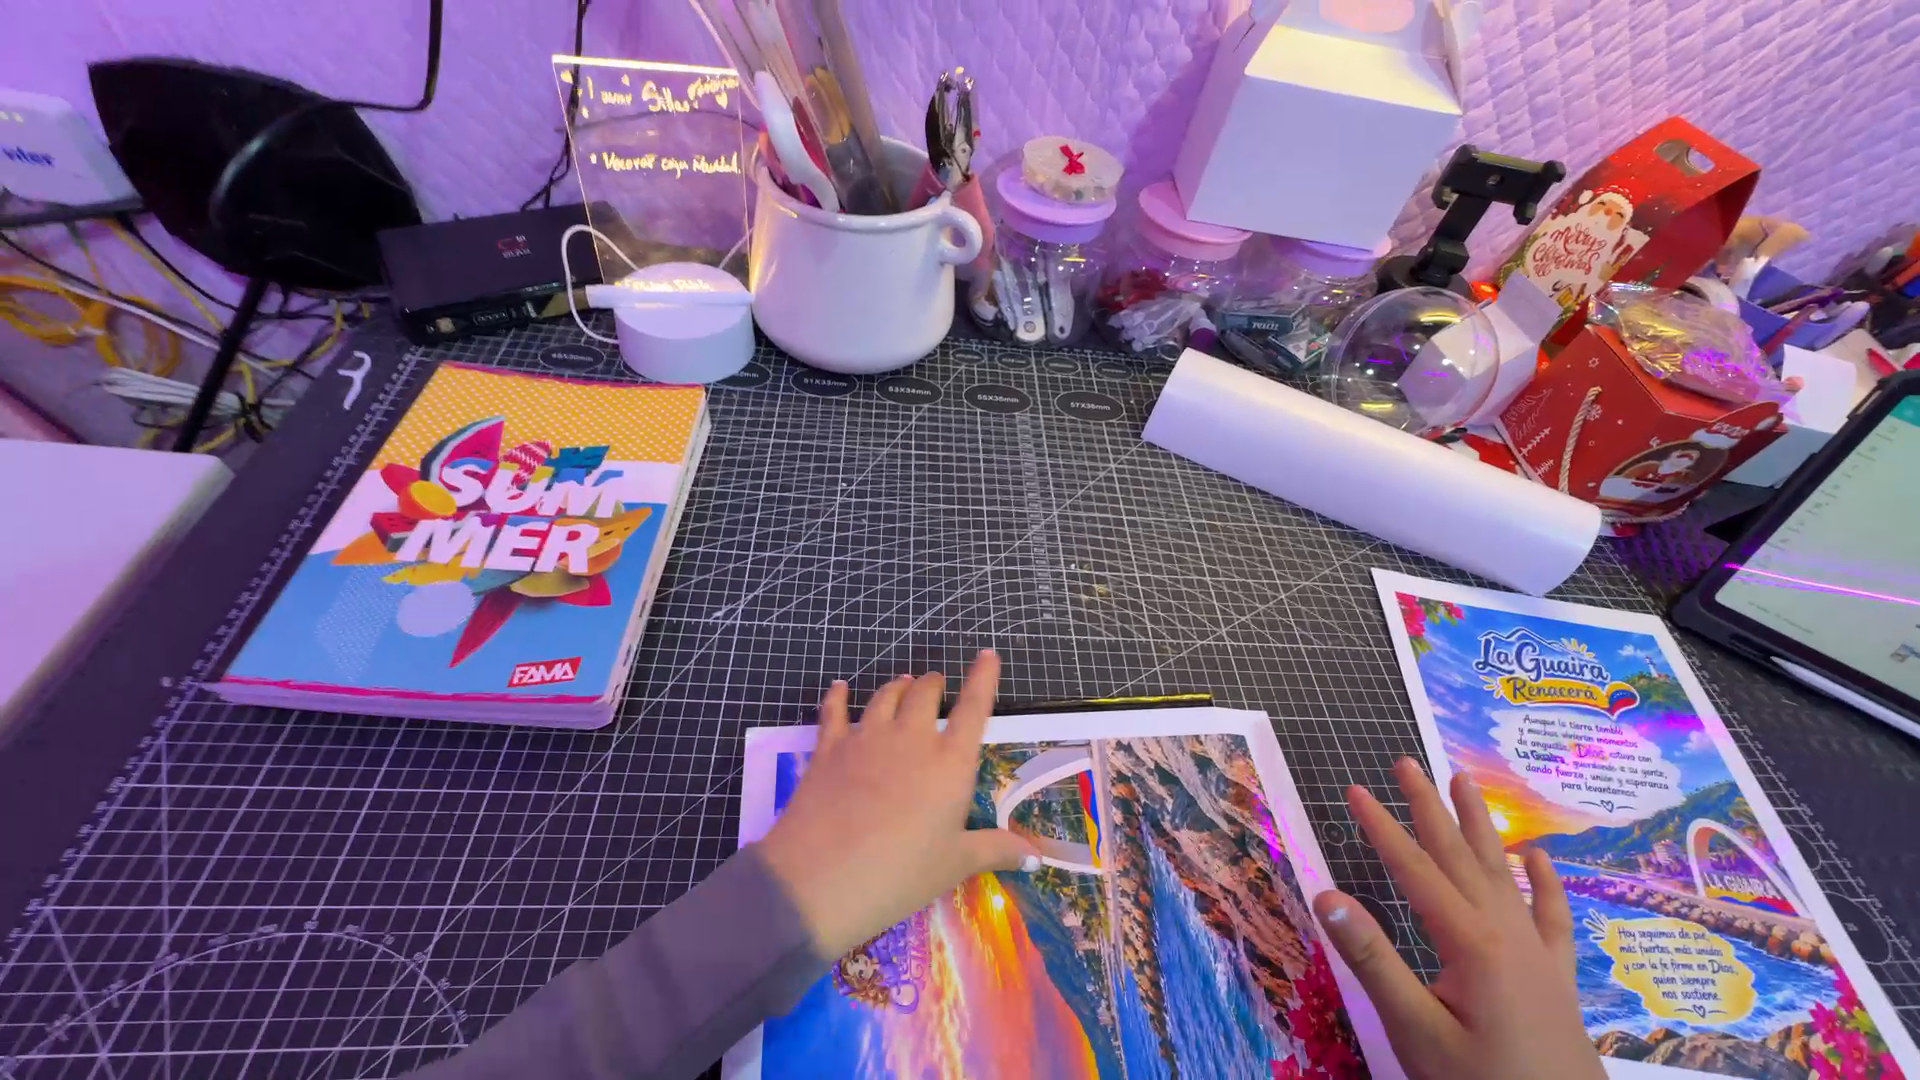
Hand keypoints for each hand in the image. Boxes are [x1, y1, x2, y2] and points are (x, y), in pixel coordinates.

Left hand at [756, 650, 1039, 959]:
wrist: (819, 880)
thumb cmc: (899, 875)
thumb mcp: (954, 866)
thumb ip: (995, 850)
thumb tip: (1034, 855)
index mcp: (949, 762)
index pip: (974, 708)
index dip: (983, 678)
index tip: (986, 654)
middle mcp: (911, 738)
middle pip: (925, 693)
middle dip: (934, 683)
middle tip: (936, 684)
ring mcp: (866, 739)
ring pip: (885, 696)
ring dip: (898, 686)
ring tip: (904, 683)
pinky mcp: (829, 748)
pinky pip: (835, 711)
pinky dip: (839, 696)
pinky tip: (840, 687)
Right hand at [1312, 758, 1603, 1079]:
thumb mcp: (1414, 1030)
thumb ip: (1371, 959)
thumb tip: (1326, 894)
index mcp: (1469, 942)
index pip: (1414, 869)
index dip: (1381, 828)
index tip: (1355, 789)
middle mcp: (1504, 933)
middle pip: (1459, 855)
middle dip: (1428, 807)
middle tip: (1408, 763)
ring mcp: (1535, 953)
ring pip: (1502, 872)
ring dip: (1478, 825)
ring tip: (1463, 783)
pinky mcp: (1556, 978)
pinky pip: (1551, 917)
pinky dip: (1545, 883)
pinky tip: (1538, 857)